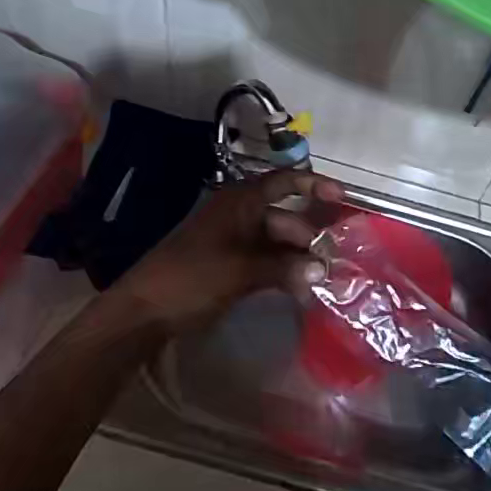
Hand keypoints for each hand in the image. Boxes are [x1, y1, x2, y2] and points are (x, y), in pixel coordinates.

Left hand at [115, 171, 342, 333]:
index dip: (313, 184)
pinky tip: (303, 290)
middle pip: (284, 217)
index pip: (282, 182)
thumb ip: (283, 268)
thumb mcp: (240, 271)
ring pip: (276, 243)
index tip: (344, 197)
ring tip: (325, 282)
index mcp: (239, 203)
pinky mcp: (230, 265)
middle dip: (310, 237)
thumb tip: (322, 270)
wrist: (146, 308)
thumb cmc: (192, 277)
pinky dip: (283, 272)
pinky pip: (265, 262)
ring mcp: (233, 241)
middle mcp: (239, 215)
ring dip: (298, 259)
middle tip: (339, 263)